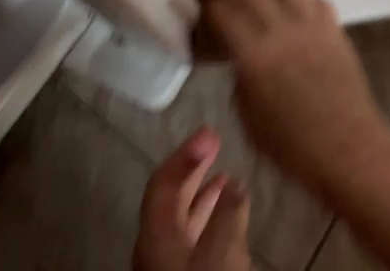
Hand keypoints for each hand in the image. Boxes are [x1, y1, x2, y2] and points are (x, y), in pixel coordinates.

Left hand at [135, 129, 251, 270]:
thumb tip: (235, 183)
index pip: (163, 181)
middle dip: (194, 168)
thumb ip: (227, 215)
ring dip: (205, 195)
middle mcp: (154, 244)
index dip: (185, 153)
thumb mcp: (220, 250)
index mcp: (155, 232)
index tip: (209, 131)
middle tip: (216, 142)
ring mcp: (165, 263)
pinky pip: (193, 237)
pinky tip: (230, 217)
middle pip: (171, 198)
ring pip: (183, 220)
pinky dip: (210, 219)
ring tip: (228, 177)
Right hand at [204, 0, 389, 192]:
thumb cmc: (293, 146)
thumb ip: (240, 76)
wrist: (347, 148)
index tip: (204, 10)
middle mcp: (283, 30)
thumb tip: (239, 54)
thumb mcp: (249, 117)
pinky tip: (289, 2)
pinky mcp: (334, 27)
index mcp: (256, 56)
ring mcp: (312, 24)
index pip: (224, 11)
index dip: (209, 6)